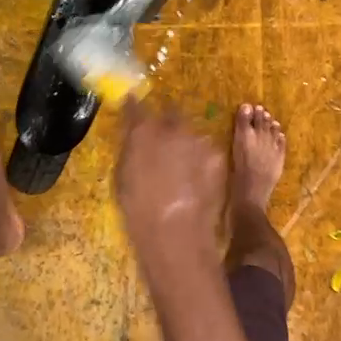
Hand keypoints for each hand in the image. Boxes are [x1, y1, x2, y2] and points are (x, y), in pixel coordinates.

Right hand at [114, 101, 224, 258]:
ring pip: (191, 131)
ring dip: (186, 139)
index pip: (136, 106)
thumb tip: (133, 133)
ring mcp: (198, 139)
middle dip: (166, 121)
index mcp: (143, 130)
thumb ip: (129, 147)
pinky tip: (198, 175)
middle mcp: (172, 126)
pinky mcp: (217, 155)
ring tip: (183, 161)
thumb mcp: (123, 177)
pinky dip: (202, 156)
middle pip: (170, 113)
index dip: (135, 106)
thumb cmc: (140, 211)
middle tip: (163, 138)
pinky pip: (207, 149)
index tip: (133, 105)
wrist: (177, 234)